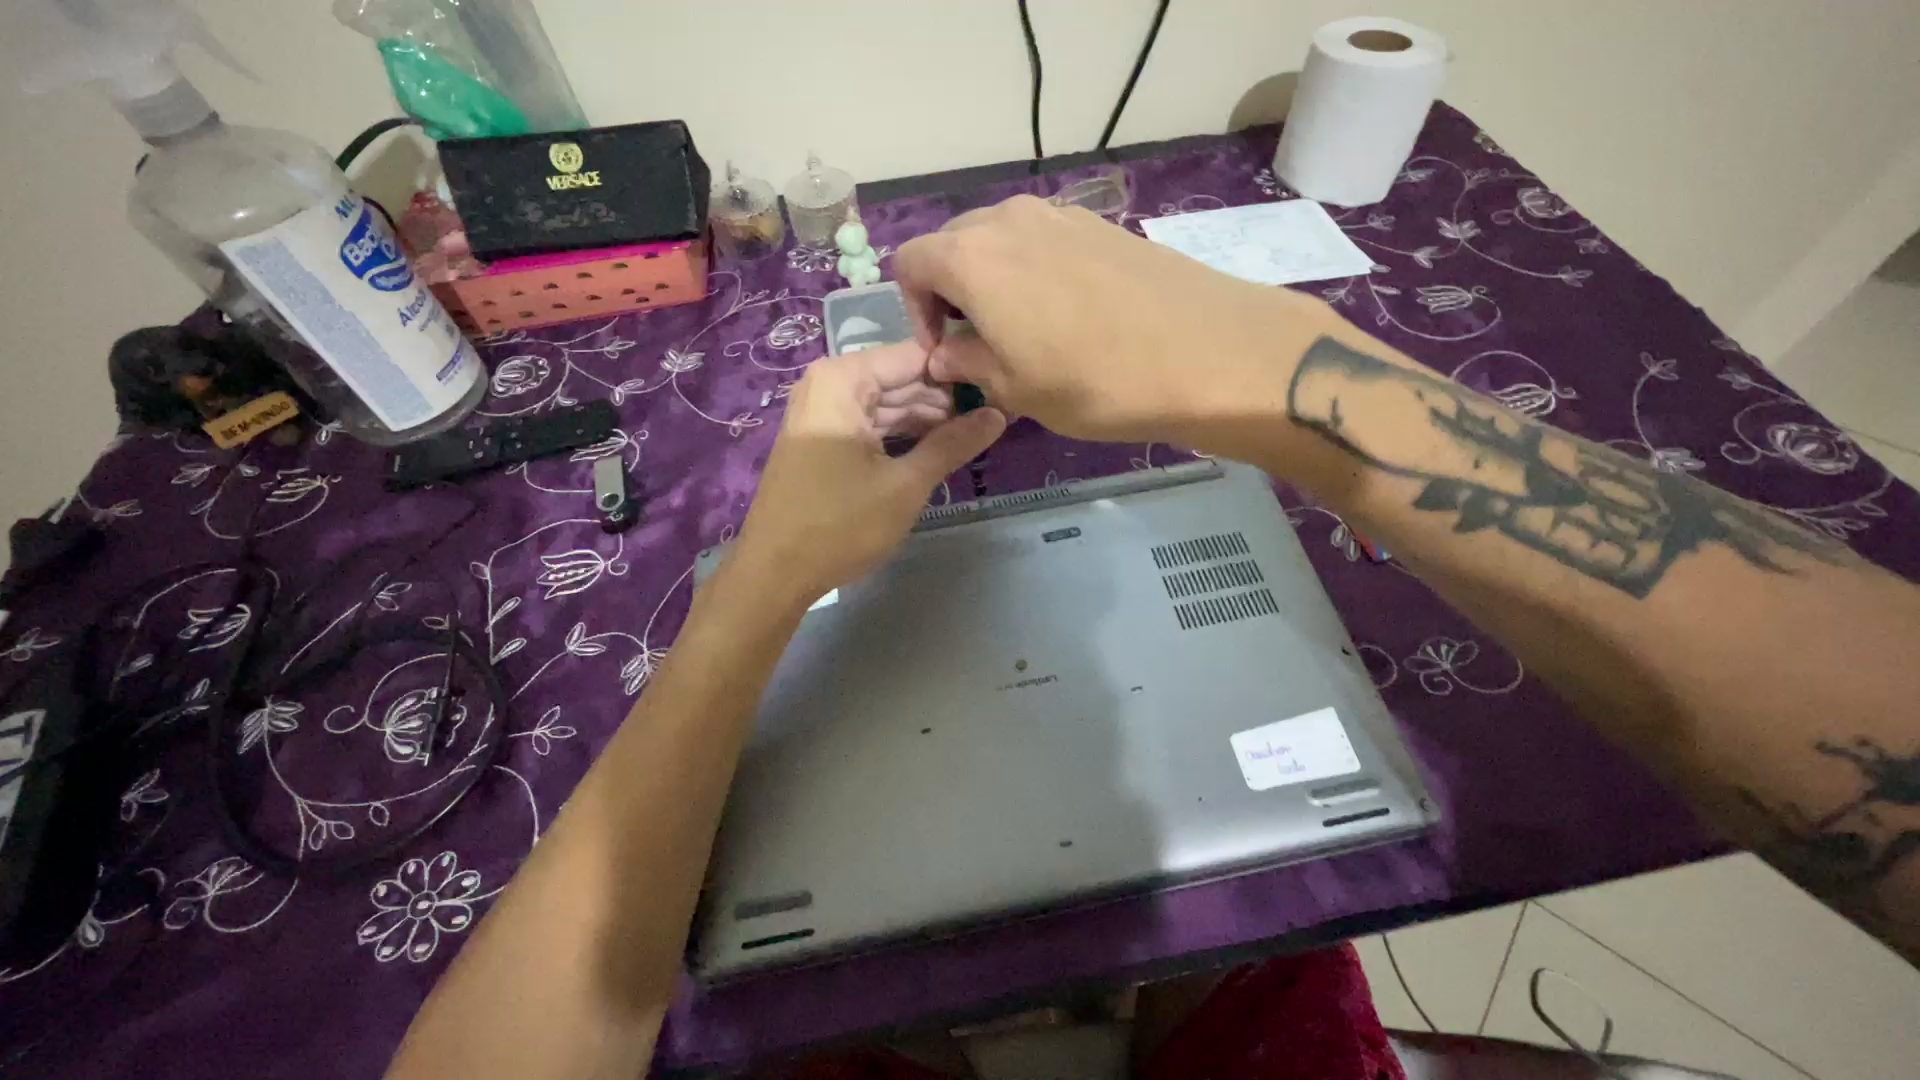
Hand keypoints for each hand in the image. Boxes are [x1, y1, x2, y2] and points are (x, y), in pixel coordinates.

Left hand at [730, 342, 1005, 603]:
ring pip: (889, 404)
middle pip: (902, 378)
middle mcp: (829, 383)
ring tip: (975, 435)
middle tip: (996, 416)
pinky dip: (903, 435)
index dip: (960, 372)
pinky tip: (938, 449)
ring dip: (928, 420)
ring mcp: (822, 410)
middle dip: (946, 399)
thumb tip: (999, 415)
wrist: (775, 572)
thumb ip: (953, 444)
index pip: (916, 356)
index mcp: (843, 379)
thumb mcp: (905, 484)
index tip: (1001, 387)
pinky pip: (872, 424)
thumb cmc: (840, 524)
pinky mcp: (823, 438)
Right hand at [893, 195, 1338, 447]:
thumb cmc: (1095, 381)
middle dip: (951, 292)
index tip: (945, 349)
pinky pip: (1042, 240)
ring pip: (998, 240)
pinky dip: (1032, 270)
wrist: (1206, 353)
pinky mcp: (1099, 223)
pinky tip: (1067, 314)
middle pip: (952, 244)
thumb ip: (966, 361)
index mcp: (971, 257)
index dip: (915, 310)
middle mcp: (1008, 219)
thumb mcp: (1015, 389)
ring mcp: (1059, 215)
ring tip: (1024, 330)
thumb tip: (946, 351)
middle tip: (979, 342)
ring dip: (992, 281)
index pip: (910, 263)